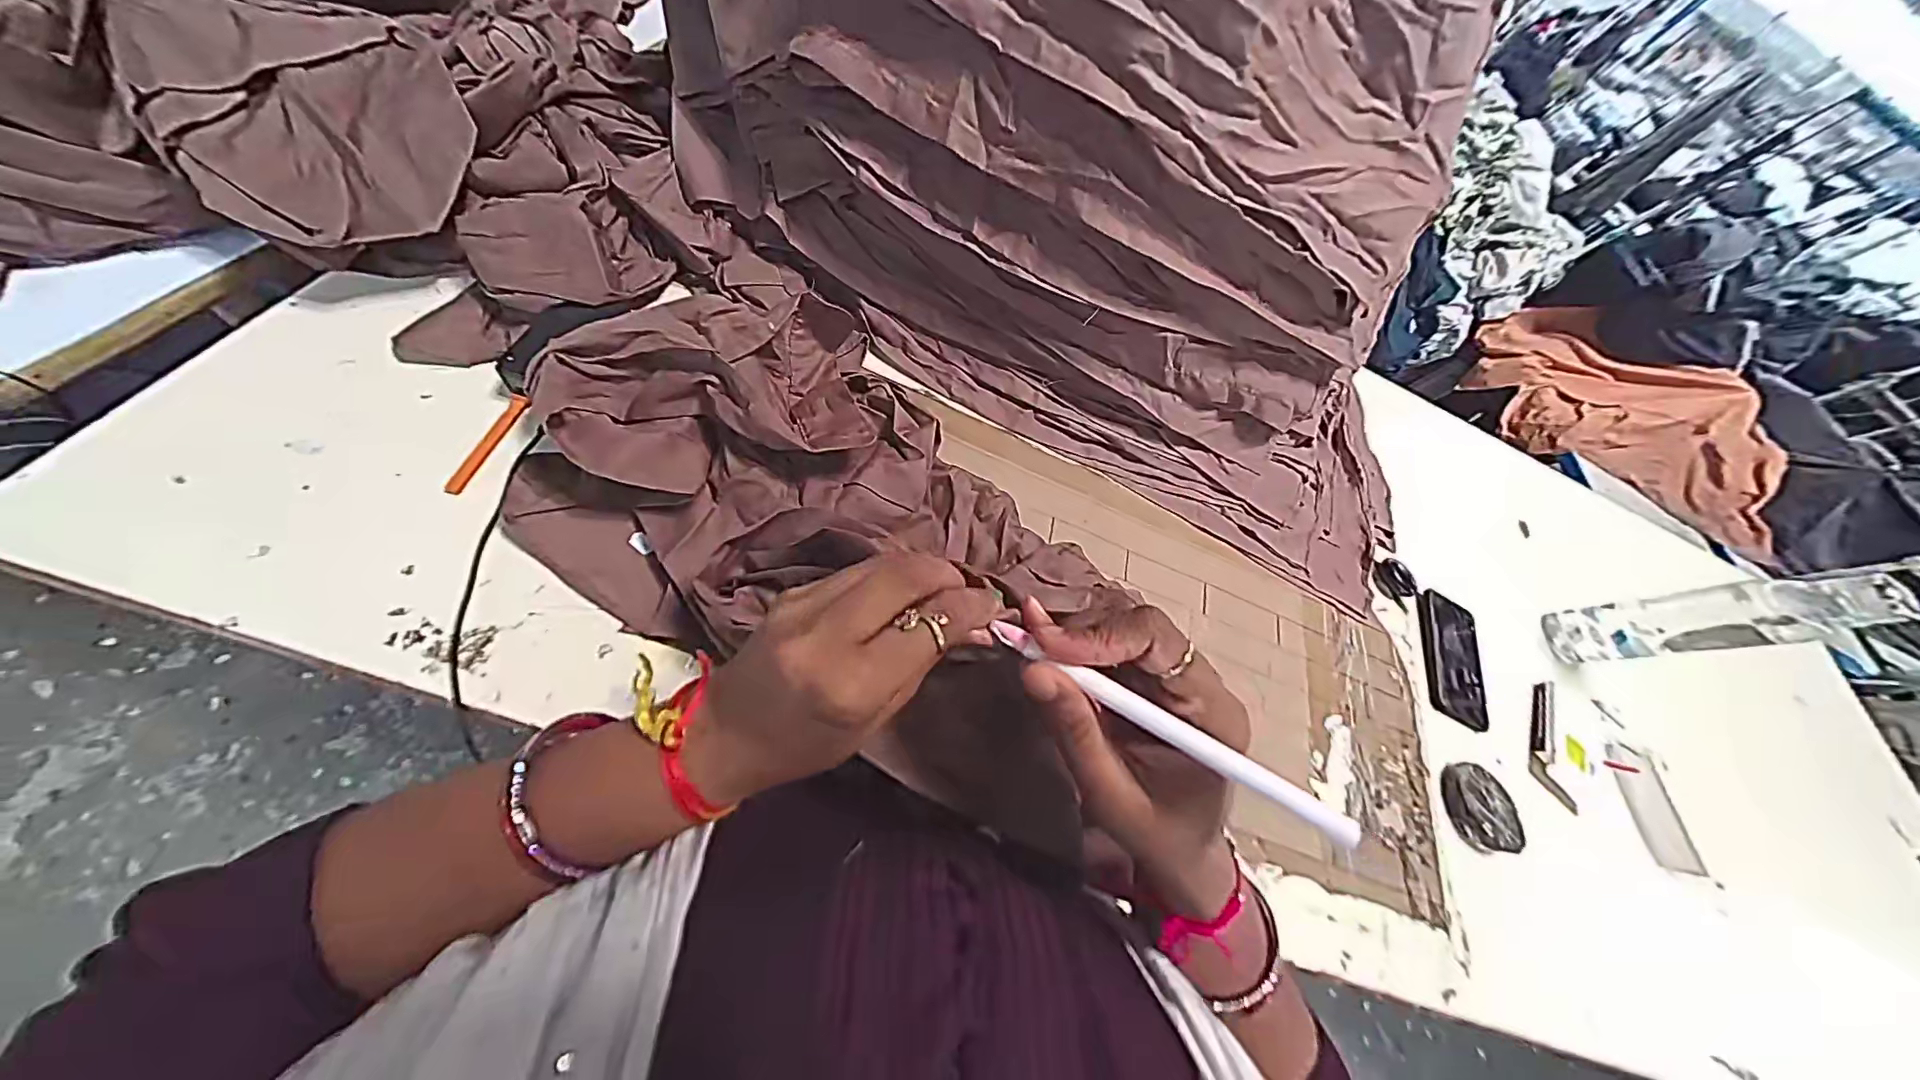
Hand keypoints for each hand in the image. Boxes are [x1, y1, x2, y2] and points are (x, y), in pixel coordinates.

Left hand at [681, 553, 1002, 804]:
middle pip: (904, 575)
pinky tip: (903, 589)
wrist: (726, 731)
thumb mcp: (873, 721)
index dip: (968, 607)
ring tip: (943, 584)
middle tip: (969, 587)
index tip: (991, 603)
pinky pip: (857, 570)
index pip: (925, 625)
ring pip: (881, 562)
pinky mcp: (794, 590)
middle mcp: (825, 634)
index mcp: (849, 683)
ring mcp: (803, 604)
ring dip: (922, 567)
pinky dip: (891, 574)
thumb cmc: (806, 745)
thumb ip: (920, 665)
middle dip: (948, 573)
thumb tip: (967, 625)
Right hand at [1018, 597, 1249, 916]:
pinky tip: (1044, 649)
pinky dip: (1074, 645)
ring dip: (1072, 632)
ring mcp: (1174, 675)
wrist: (1180, 852)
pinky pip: (1112, 644)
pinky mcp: (1150, 677)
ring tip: (1029, 641)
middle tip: (1025, 636)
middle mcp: (1198, 681)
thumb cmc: (1155, 834)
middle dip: (1078, 630)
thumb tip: (1035, 671)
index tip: (1046, 644)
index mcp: (1210, 711)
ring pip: (1121, 625)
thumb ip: (1076, 732)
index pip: (1159, 643)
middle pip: (1138, 625)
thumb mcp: (1110, 794)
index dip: (1100, 635)